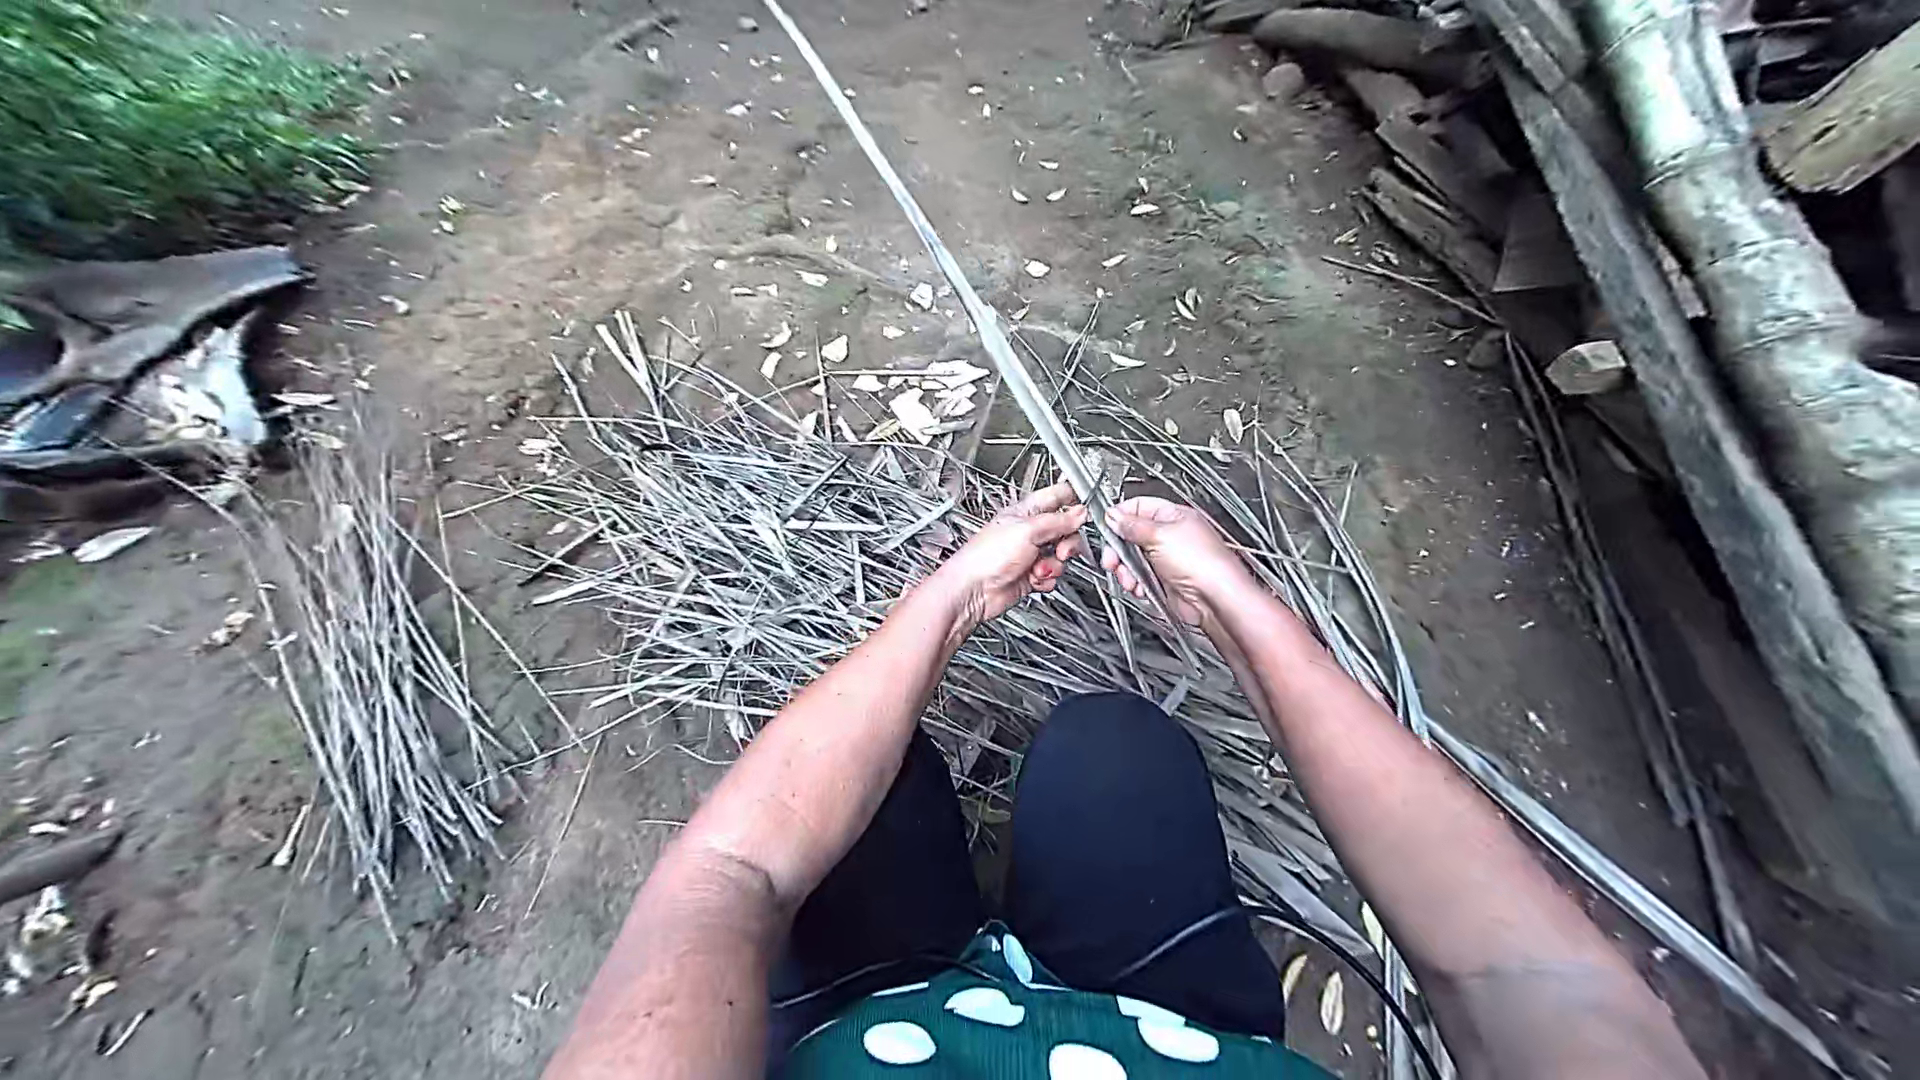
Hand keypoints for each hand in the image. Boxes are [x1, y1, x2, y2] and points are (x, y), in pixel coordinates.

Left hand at [929, 481, 1087, 627]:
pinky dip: (1048, 579)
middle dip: (1068, 542)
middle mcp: (1029, 532)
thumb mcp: (1027, 530)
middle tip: (1061, 549)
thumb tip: (1080, 513)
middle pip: (1065, 530)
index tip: (1086, 509)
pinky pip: (1053, 575)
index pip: (1056, 497)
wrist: (972, 591)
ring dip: (1055, 564)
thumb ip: (1057, 521)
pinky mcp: (1031, 575)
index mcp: (1025, 513)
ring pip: (1061, 556)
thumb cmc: (985, 557)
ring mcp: (1030, 554)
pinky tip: (1035, 579)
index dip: (1073, 501)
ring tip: (1040, 568)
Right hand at [1100, 497, 1251, 626]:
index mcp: (1172, 517)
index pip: (1138, 508)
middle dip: (1117, 549)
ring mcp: (1165, 559)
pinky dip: (1134, 584)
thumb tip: (1114, 515)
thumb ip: (1132, 525)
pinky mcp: (1162, 580)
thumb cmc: (1202, 563)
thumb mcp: (1159, 535)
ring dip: (1125, 570)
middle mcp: (1168, 536)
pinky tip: (1139, 587)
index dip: (1120, 517)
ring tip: (1129, 578)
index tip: (1107, 527)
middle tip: (1111, 559)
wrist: (1215, 599)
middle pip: (1130, 536)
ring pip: (1131, 560)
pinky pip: (1138, 578)